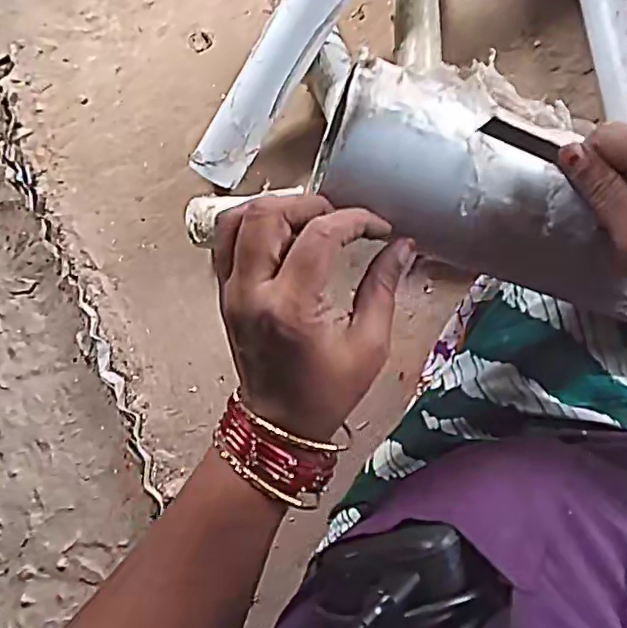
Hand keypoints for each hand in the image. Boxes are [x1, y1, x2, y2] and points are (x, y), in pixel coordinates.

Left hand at [212, 194, 416, 441]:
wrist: (280, 423)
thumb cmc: (326, 392)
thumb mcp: (371, 343)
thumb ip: (384, 286)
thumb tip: (402, 247)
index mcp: (292, 309)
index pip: (319, 235)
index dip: (355, 220)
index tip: (378, 227)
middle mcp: (252, 294)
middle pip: (268, 215)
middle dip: (312, 204)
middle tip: (342, 217)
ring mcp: (231, 292)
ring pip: (238, 219)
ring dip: (278, 207)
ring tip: (312, 218)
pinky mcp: (224, 293)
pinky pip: (225, 239)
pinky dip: (253, 223)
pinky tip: (284, 232)